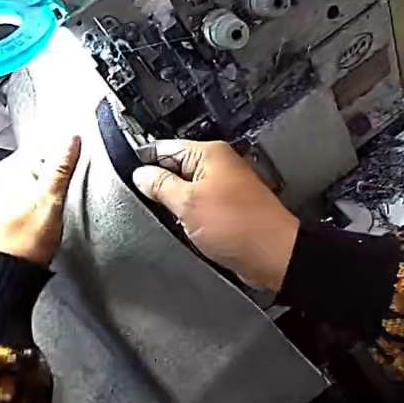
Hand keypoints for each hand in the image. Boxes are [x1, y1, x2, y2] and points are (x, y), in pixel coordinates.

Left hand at [0, 135, 80, 265]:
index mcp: (11, 170)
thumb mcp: (49, 201)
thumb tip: (72, 140)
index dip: (65, 146)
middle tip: (80, 167)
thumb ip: (61, 169)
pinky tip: (55, 210)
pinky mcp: (14, 217)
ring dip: (54, 183)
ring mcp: (8, 199)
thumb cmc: (22, 242)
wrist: (5, 275)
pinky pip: (35, 198)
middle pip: (40, 163)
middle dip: (60, 164)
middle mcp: (5, 182)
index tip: (82, 148)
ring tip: (70, 189)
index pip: (43, 145)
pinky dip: (48, 200)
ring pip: (37, 181)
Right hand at [133, 140, 298, 291]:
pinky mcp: (230, 210)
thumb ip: (160, 186)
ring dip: (177, 205)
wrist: (273, 255)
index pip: (165, 147)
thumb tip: (142, 175)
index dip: (145, 160)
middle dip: (161, 186)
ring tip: (173, 219)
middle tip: (150, 202)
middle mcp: (220, 167)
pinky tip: (189, 229)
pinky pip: (201, 208)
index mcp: (210, 154)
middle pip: (176, 169)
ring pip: (188, 191)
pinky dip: (192, 217)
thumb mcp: (187, 204)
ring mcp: (226, 188)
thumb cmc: (240, 226)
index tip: (130, 172)